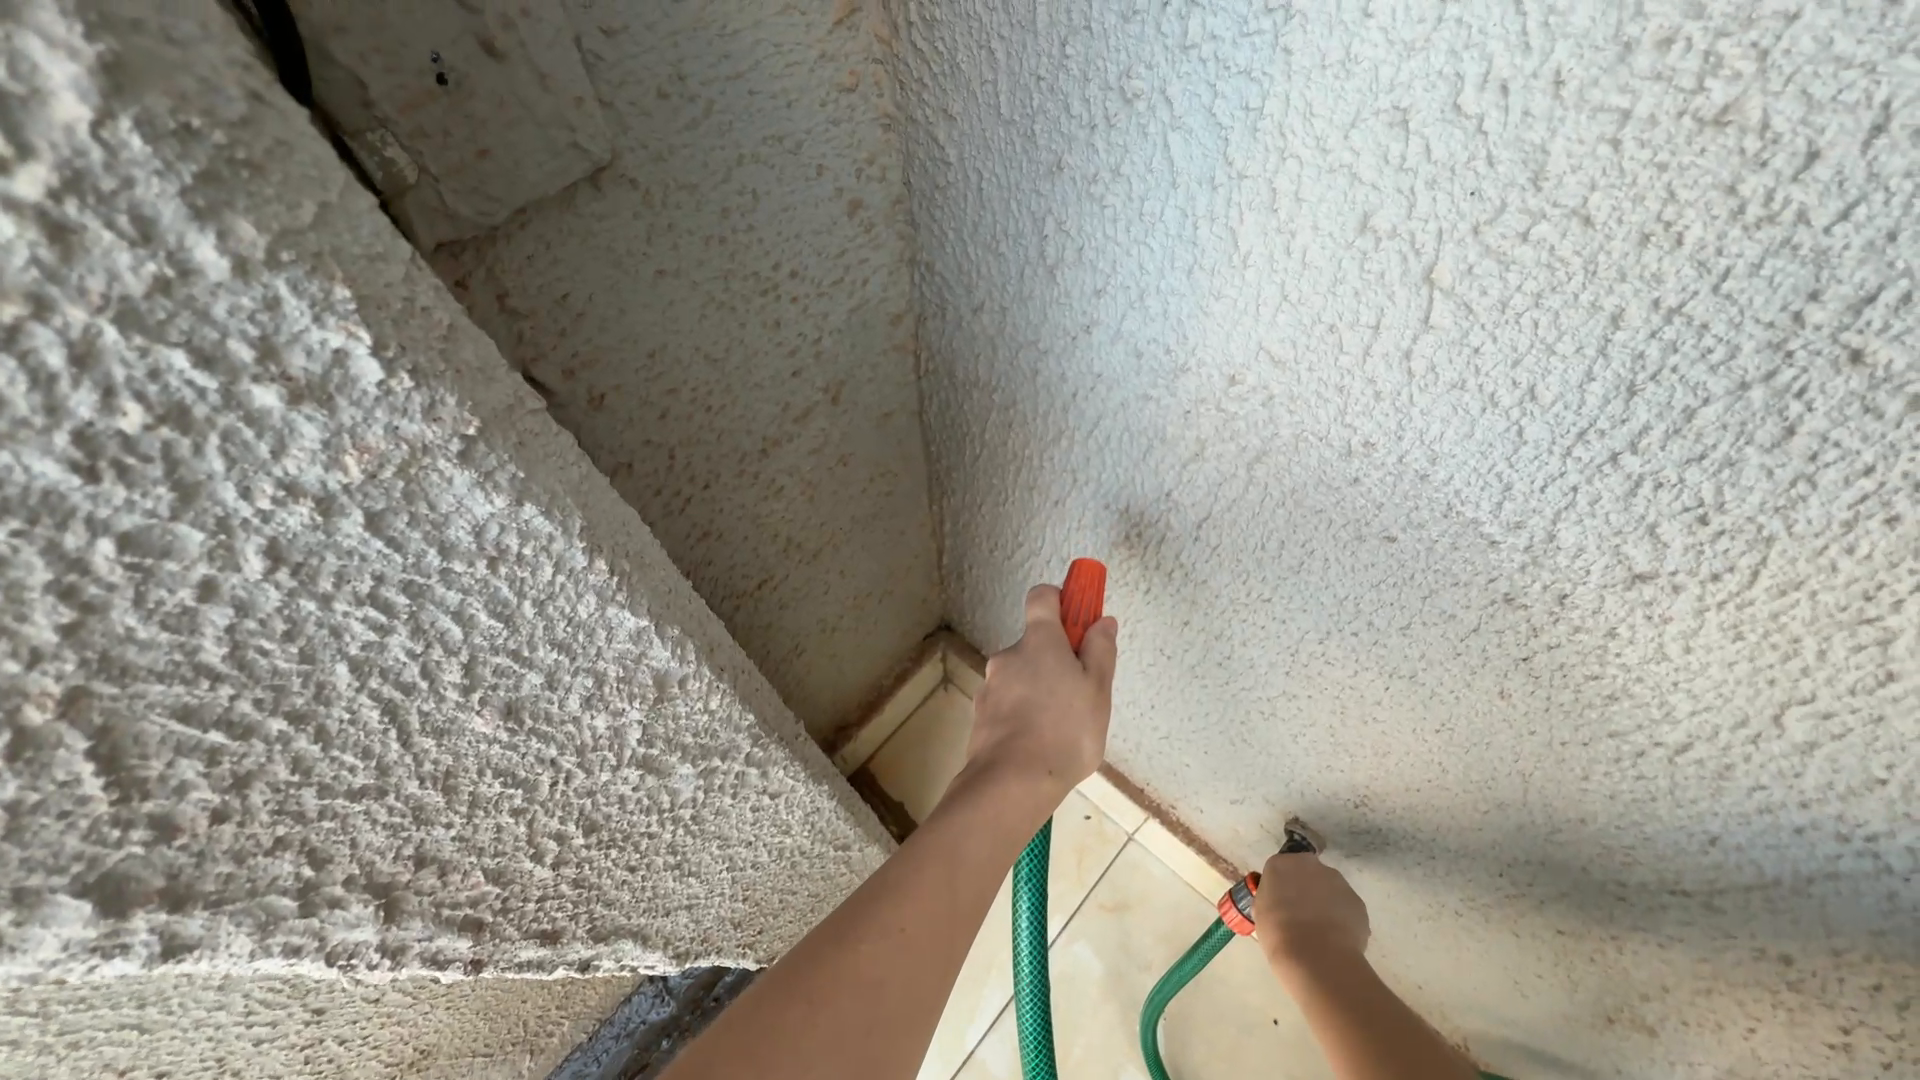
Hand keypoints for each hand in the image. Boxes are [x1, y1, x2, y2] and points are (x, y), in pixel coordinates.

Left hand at [962, 584, 1118, 803]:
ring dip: (1039, 690)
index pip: (1042, 596)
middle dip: (1055, 661)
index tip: (1079, 620)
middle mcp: (1008, 655)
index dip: (1061, 600)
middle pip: (1034, 644)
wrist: (1013, 782)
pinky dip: (1023, 714)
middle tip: (1079, 695)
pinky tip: (1039, 742)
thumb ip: (1100, 650)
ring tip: (1061, 728)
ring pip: (1021, 677)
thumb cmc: (1066, 730)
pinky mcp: (981, 715)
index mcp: (1038, 640)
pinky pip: (1008, 704)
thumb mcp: (1097, 690)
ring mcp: (990, 686)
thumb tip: (1101, 620)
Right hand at [1253, 852, 1370, 975]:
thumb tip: (1279, 902)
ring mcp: (1339, 882)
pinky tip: (1336, 940)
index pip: (1280, 869)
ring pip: (1330, 890)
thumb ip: (1272, 898)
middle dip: (1306, 891)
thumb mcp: (1261, 911)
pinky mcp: (1358, 902)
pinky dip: (1343, 920)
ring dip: (1326, 904)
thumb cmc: (1278, 932)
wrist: (1316, 956)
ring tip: (1321, 933)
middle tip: (1300, 916)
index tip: (1281, 904)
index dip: (1282, 887)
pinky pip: (1347, 908)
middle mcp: (1311, 865)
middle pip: (1308, 874)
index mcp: (1282, 864)